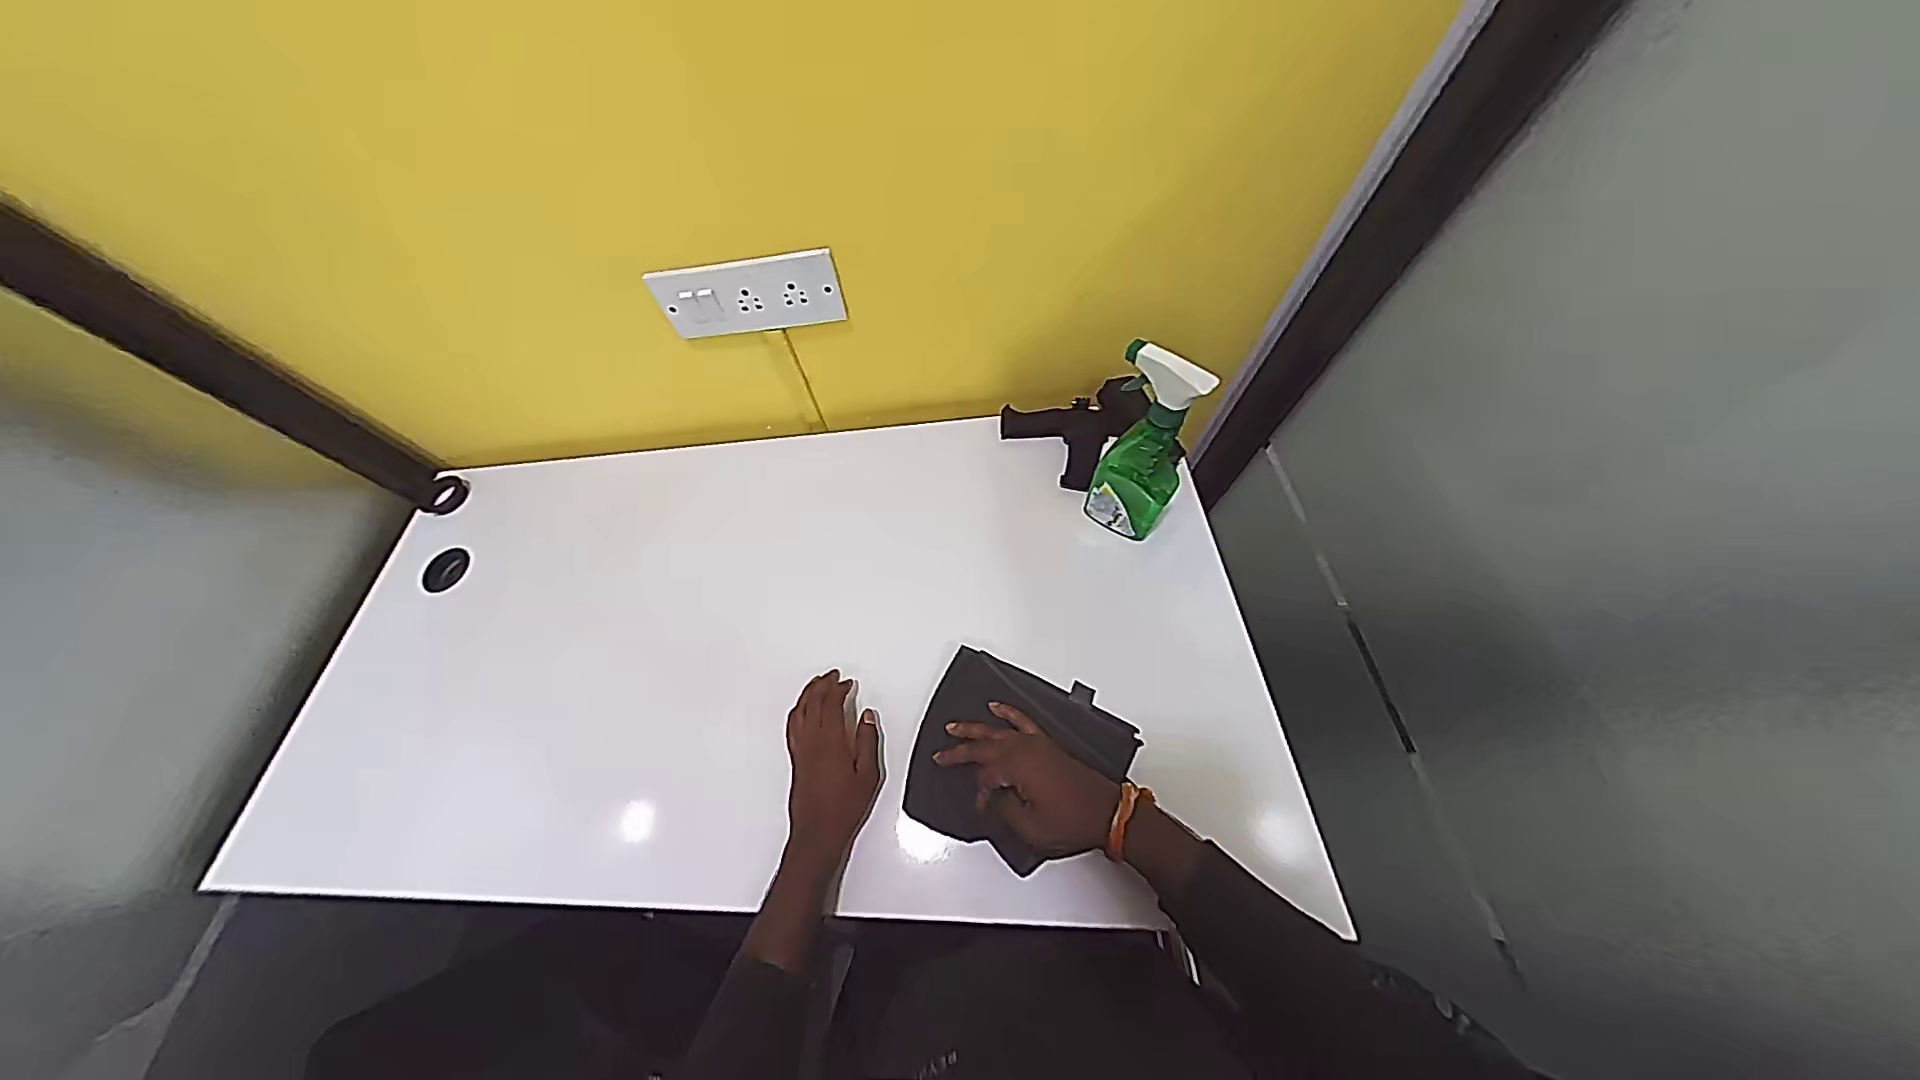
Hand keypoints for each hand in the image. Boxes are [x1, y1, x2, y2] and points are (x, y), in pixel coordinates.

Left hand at [784, 670, 881, 867]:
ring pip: (800, 711)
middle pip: (813, 703)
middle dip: (823, 685)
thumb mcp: (869, 774)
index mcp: (830, 741)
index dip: (839, 689)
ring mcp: (800, 750)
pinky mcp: (795, 760)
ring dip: (809, 694)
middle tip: (832, 677)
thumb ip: (868, 741)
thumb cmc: (843, 808)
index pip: (831, 704)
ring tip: (817, 685)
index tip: (847, 683)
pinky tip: (803, 710)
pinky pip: (793, 725)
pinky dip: (799, 710)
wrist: (818, 833)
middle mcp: (811, 742)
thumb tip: (867, 718)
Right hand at [933, 702, 1120, 857]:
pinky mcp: (1046, 744)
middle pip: (983, 746)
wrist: (1105, 812)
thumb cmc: (1073, 818)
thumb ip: (1004, 810)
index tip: (980, 806)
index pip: (984, 775)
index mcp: (1017, 767)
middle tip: (941, 754)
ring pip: (996, 730)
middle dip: (960, 750)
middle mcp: (1024, 749)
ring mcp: (1036, 743)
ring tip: (955, 727)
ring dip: (974, 728)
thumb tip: (993, 799)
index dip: (978, 794)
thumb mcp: (1030, 826)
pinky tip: (997, 707)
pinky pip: (1022, 720)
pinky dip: (1008, 712)